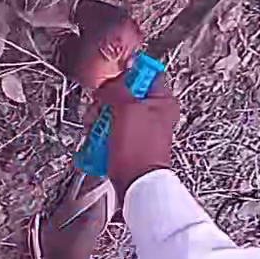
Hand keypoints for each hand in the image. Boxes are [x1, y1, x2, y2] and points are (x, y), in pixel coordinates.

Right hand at [94, 74, 177, 189]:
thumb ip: (117, 89)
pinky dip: (101, 132)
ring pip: (114, 112)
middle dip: (106, 101)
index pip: (144, 74)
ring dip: (100, 118)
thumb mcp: (126, 108)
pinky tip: (97, 138)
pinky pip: (111, 129)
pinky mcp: (129, 143)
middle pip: (124, 94)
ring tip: (96, 127)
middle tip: (101, 108)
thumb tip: (110, 82)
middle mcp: (155, 114)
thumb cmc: (140, 150)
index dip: (127, 76)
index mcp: (163, 101)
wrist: (136, 184)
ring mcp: (141, 129)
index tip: (114, 82)